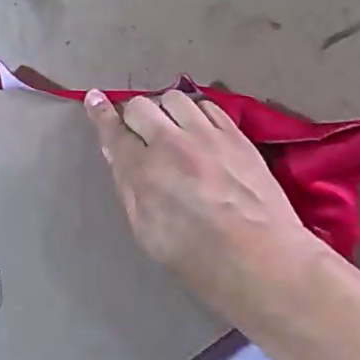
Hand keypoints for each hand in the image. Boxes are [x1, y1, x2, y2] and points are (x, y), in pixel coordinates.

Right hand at [82, 88, 317, 319]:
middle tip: (140, 131)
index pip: (114, 132)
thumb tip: (118, 155)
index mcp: (144, 173)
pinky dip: (196, 112)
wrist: (264, 261)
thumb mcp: (148, 234)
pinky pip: (207, 105)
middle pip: (140, 106)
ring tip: (172, 127)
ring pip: (174, 98)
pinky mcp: (235, 134)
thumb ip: (130, 188)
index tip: (95, 98)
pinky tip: (200, 128)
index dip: (101, 113)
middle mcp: (172, 144)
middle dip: (134, 115)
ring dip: (165, 110)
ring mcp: (207, 135)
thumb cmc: (200, 261)